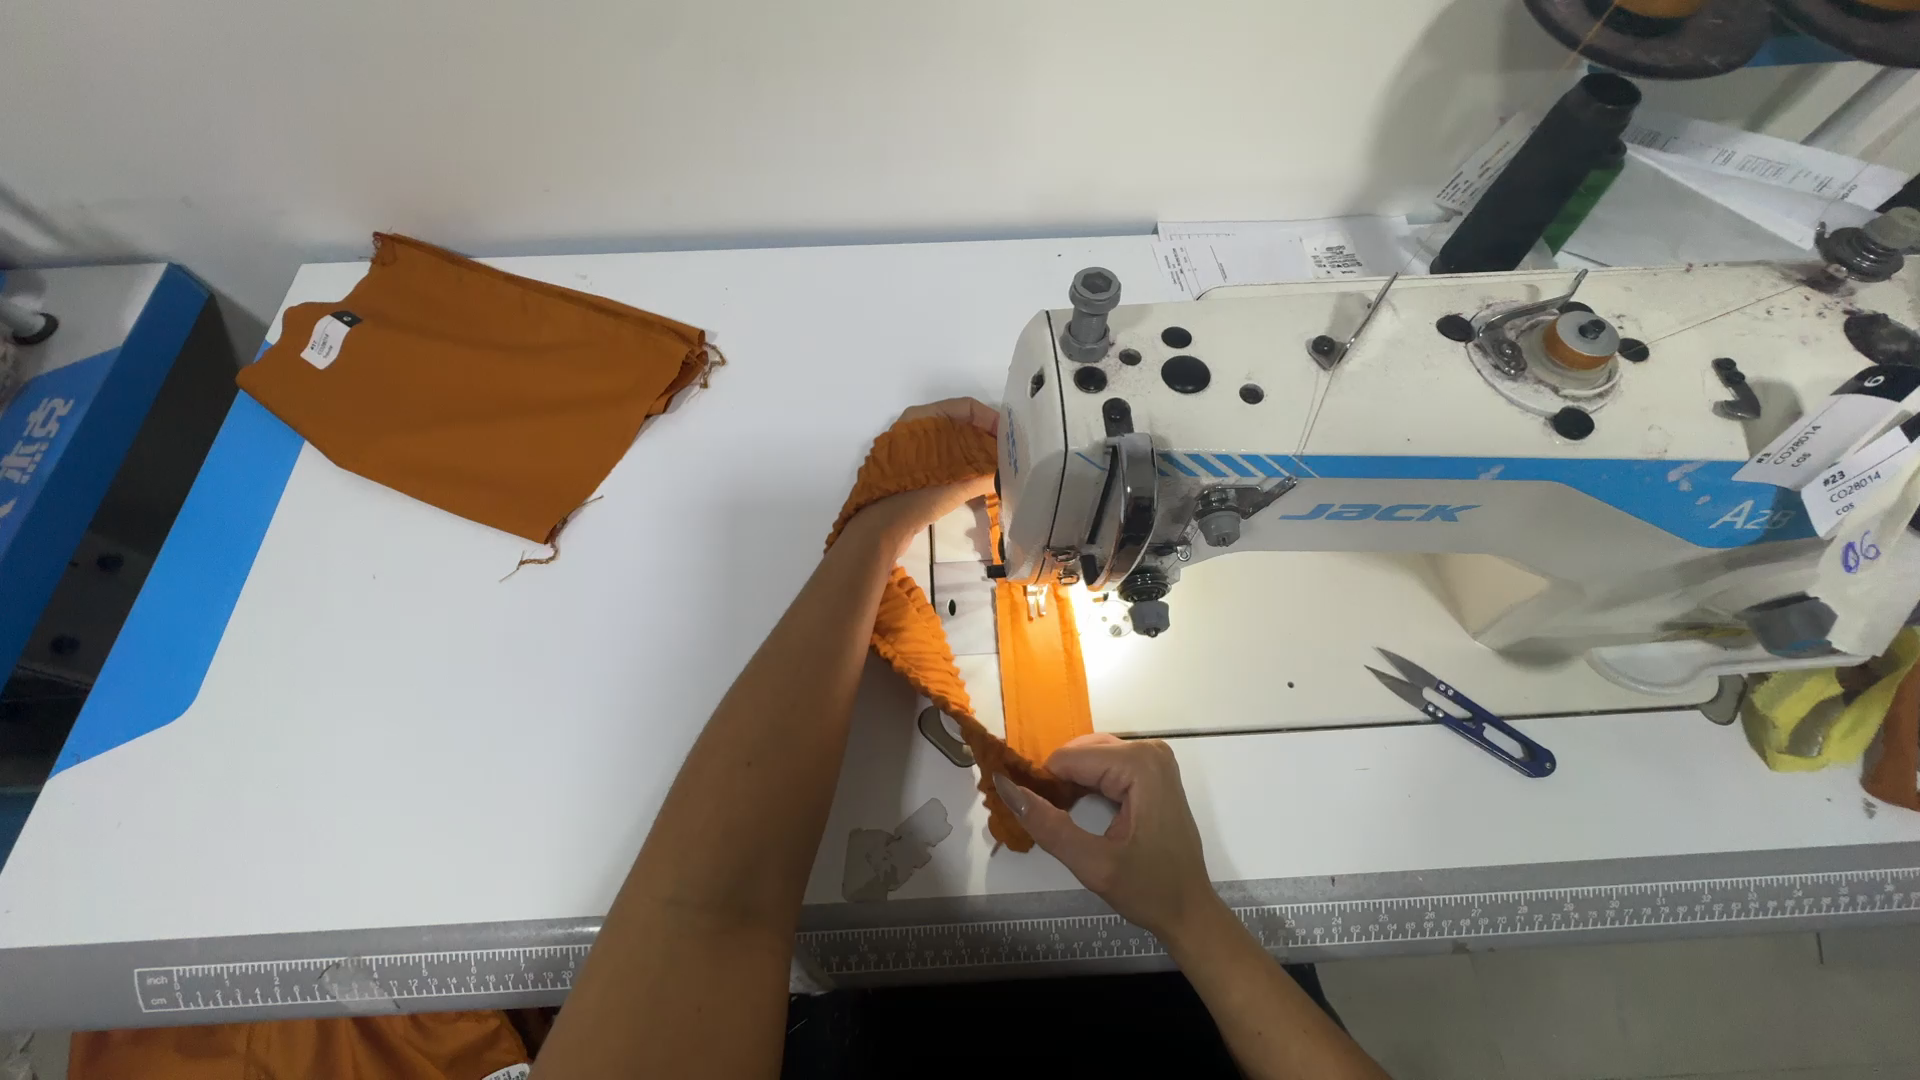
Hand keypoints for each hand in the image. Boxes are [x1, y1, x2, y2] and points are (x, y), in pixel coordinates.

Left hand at [847, 398, 998, 557]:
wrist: (881, 526)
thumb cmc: (918, 493)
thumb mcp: (959, 480)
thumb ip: (987, 471)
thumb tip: (1008, 470)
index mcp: (923, 418)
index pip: (968, 408)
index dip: (993, 422)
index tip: (1012, 441)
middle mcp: (915, 429)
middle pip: (961, 427)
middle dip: (987, 442)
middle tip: (1009, 459)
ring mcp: (910, 452)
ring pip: (952, 447)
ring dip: (975, 459)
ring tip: (997, 474)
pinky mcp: (910, 474)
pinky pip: (942, 464)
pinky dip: (961, 471)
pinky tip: (977, 486)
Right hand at [993, 734, 1221, 941]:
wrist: (1190, 911)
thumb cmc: (1148, 890)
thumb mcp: (1092, 863)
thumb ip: (1047, 825)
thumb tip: (1005, 787)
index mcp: (1139, 764)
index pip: (1068, 759)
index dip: (1044, 787)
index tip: (1038, 819)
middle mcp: (1149, 750)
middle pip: (1079, 753)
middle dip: (1058, 783)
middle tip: (1050, 822)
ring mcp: (1154, 758)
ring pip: (1089, 757)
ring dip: (1071, 784)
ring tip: (1063, 819)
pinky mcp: (1153, 770)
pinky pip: (1106, 765)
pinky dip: (1088, 784)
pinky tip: (1081, 812)